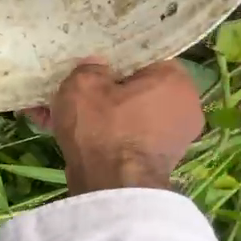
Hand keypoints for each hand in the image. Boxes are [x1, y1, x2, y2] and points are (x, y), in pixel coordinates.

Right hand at [25, 58, 204, 194]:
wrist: (114, 181)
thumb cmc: (101, 126)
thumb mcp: (81, 86)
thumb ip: (89, 68)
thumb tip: (97, 65)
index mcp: (173, 80)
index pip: (145, 58)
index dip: (114, 60)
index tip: (87, 66)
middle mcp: (185, 103)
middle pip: (135, 88)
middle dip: (99, 90)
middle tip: (66, 92)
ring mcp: (176, 132)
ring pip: (127, 112)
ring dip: (95, 112)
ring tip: (55, 115)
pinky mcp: (161, 154)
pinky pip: (127, 132)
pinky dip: (102, 130)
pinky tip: (65, 132)